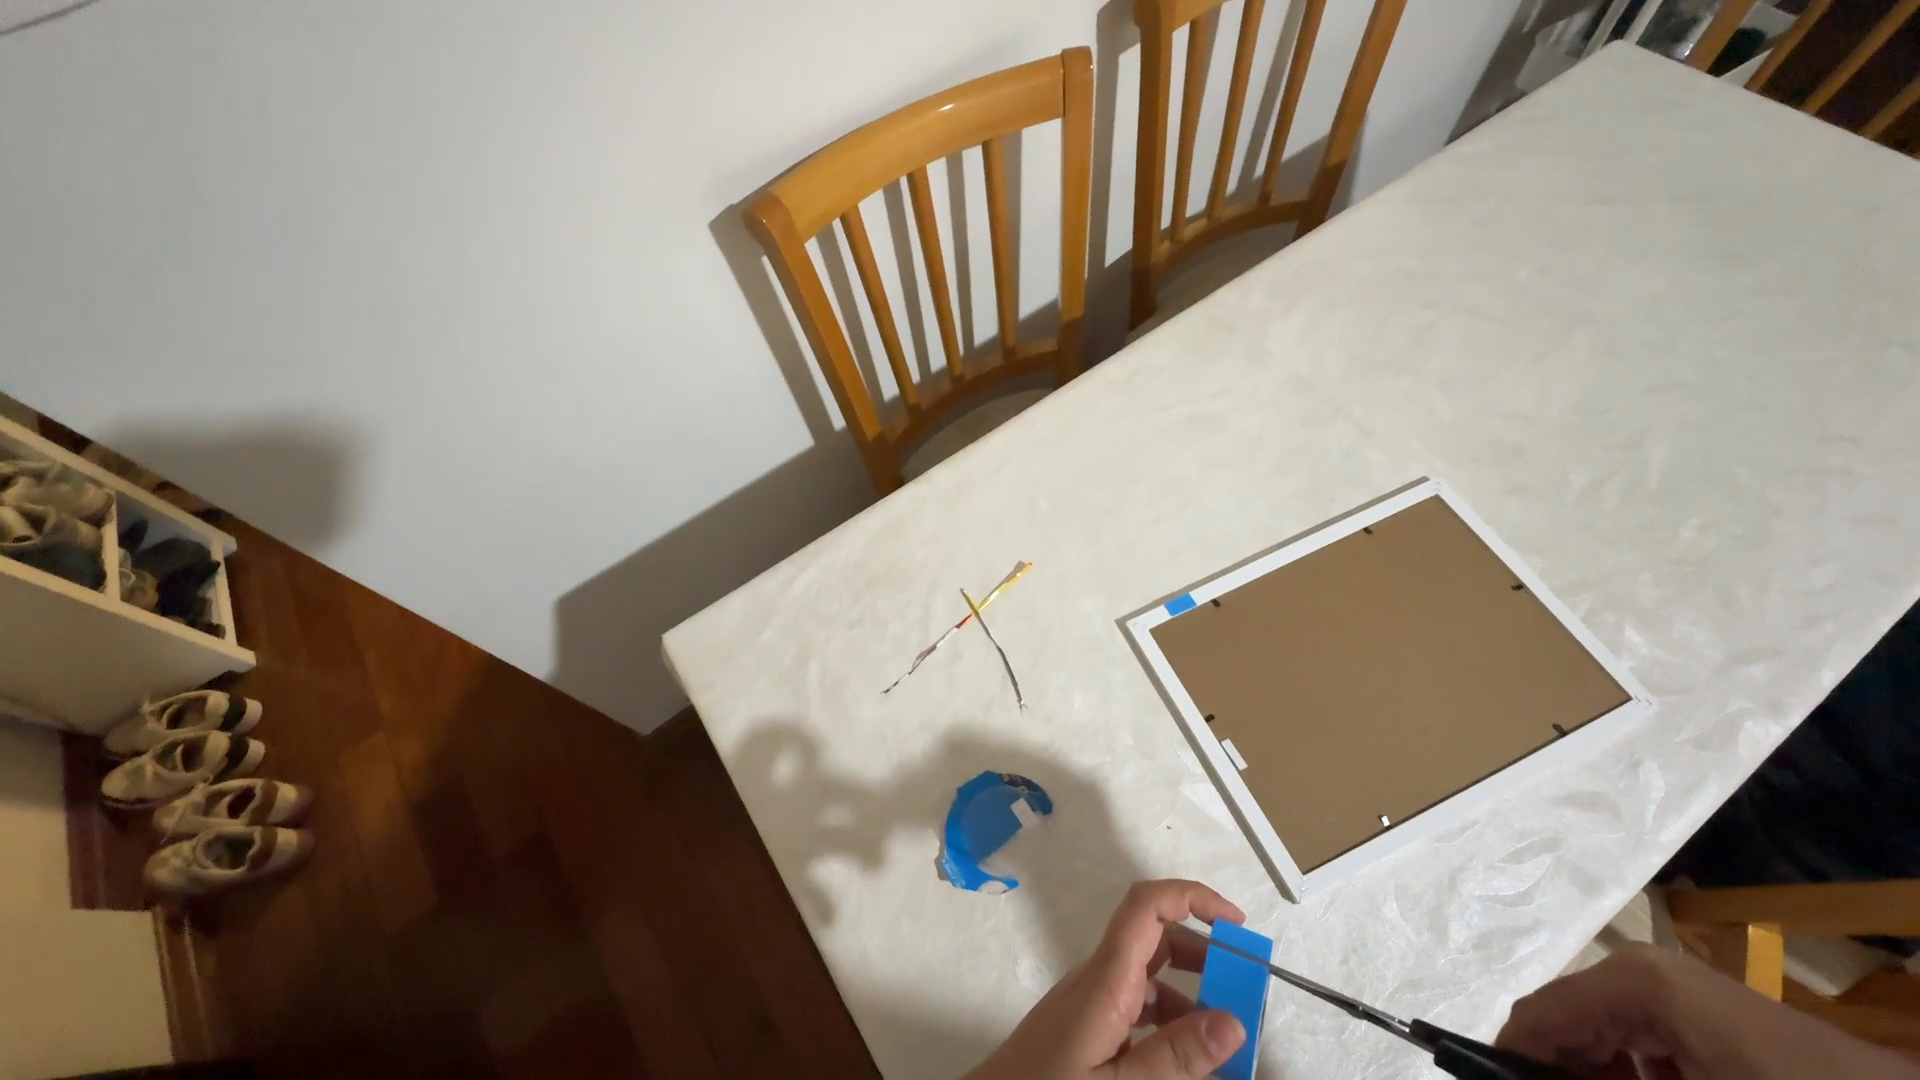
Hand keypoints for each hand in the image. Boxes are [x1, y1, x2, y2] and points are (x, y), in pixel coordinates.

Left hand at [962, 879, 1248, 1079]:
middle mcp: (1098, 976)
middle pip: (1156, 938)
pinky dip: (1168, 1021)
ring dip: (1191, 995)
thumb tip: (1234, 1020)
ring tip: (1226, 1038)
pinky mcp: (1085, 1022)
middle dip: (1206, 955)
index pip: (1146, 906)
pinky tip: (1187, 1059)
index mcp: (1105, 979)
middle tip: (1246, 991)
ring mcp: (1089, 998)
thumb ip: (1175, 1057)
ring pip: (1149, 975)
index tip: (1237, 924)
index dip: (1192, 897)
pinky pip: (1135, 1005)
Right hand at [1498, 943, 1919, 1079]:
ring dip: (1593, 1070)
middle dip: (1555, 1063)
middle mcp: (1648, 973)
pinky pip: (1646, 1041)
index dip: (1511, 1052)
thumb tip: (1531, 1075)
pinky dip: (1633, 1072)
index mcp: (1636, 980)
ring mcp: (1682, 992)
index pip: (1541, 1010)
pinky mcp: (1710, 1018)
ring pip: (1605, 1032)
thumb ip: (1595, 1079)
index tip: (1492, 1079)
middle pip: (1570, 1018)